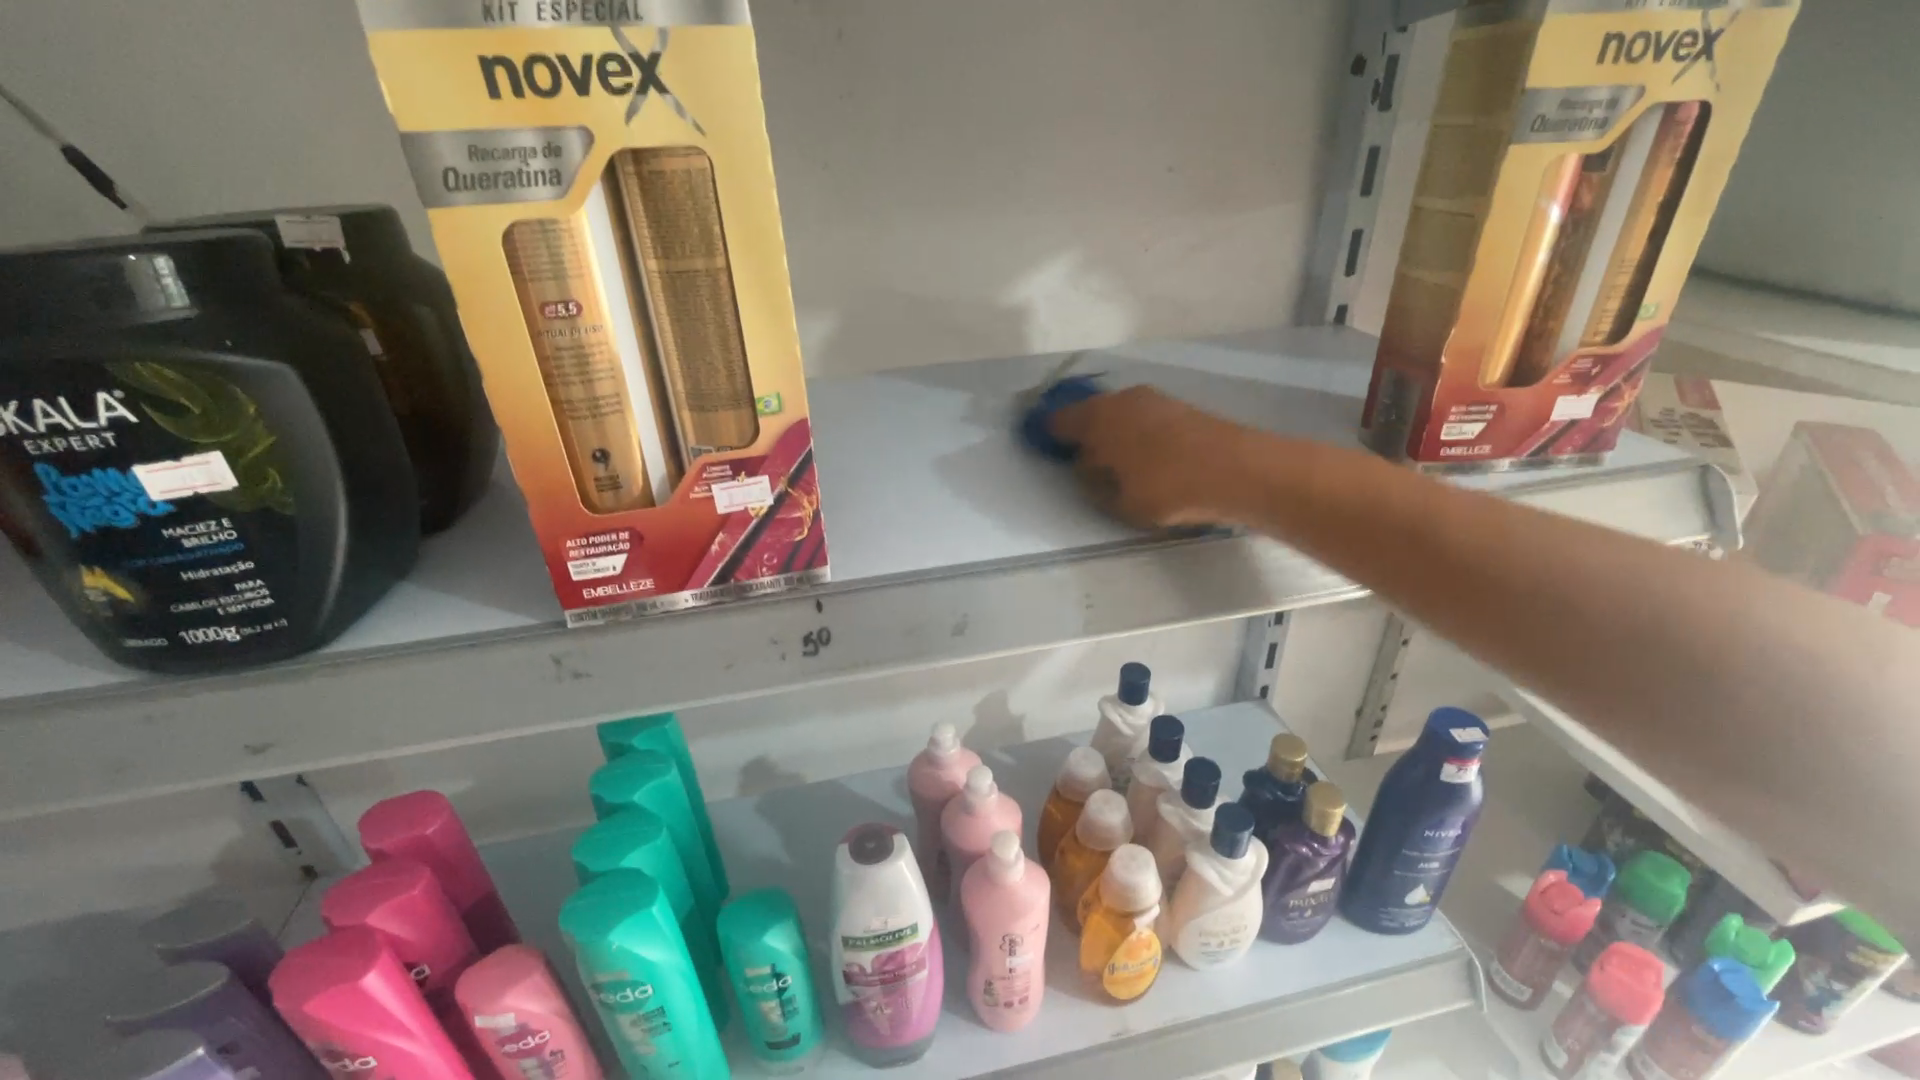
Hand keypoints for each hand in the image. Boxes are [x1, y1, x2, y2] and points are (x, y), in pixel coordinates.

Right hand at [1046, 385, 1250, 527]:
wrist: (1235, 470)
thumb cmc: (1165, 487)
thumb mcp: (1118, 499)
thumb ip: (1095, 483)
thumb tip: (1089, 468)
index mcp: (1096, 418)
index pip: (1060, 420)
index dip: (1050, 434)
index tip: (1044, 446)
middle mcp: (1121, 399)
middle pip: (1092, 413)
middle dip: (1085, 433)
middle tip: (1084, 459)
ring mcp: (1155, 400)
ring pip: (1122, 415)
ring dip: (1116, 434)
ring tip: (1119, 463)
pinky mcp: (1182, 408)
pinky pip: (1146, 421)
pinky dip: (1140, 436)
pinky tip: (1148, 458)